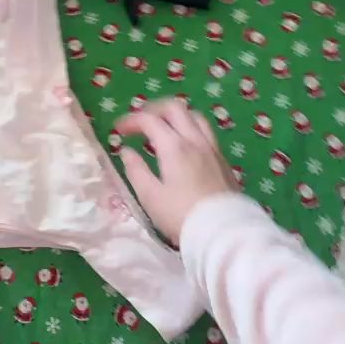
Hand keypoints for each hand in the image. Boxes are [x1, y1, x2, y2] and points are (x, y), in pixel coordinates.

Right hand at [113, 99, 238, 245]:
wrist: (225, 235)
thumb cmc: (182, 216)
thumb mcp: (150, 197)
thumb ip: (136, 170)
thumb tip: (126, 152)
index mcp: (174, 146)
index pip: (149, 120)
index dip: (131, 120)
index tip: (119, 130)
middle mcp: (195, 140)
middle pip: (175, 108)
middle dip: (154, 109)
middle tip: (141, 122)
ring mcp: (212, 149)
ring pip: (195, 116)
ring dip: (176, 116)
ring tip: (165, 128)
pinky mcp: (224, 161)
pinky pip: (207, 132)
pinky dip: (191, 128)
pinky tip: (186, 145)